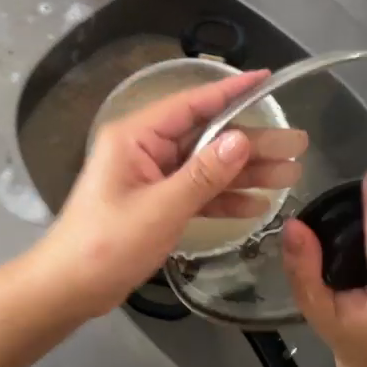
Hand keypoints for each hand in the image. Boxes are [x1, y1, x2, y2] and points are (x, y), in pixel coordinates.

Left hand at [30, 70, 307, 318]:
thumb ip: (204, 174)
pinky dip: (225, 197)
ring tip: (291, 173)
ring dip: (245, 171)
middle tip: (297, 143)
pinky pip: (197, 191)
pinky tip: (258, 202)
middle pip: (206, 136)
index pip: (191, 104)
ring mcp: (151, 176)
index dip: (230, 91)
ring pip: (207, 165)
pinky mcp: (156, 202)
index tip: (266, 79)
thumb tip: (242, 139)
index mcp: (136, 136)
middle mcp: (145, 149)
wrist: (70, 288)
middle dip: (251, 141)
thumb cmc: (107, 243)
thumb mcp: (160, 208)